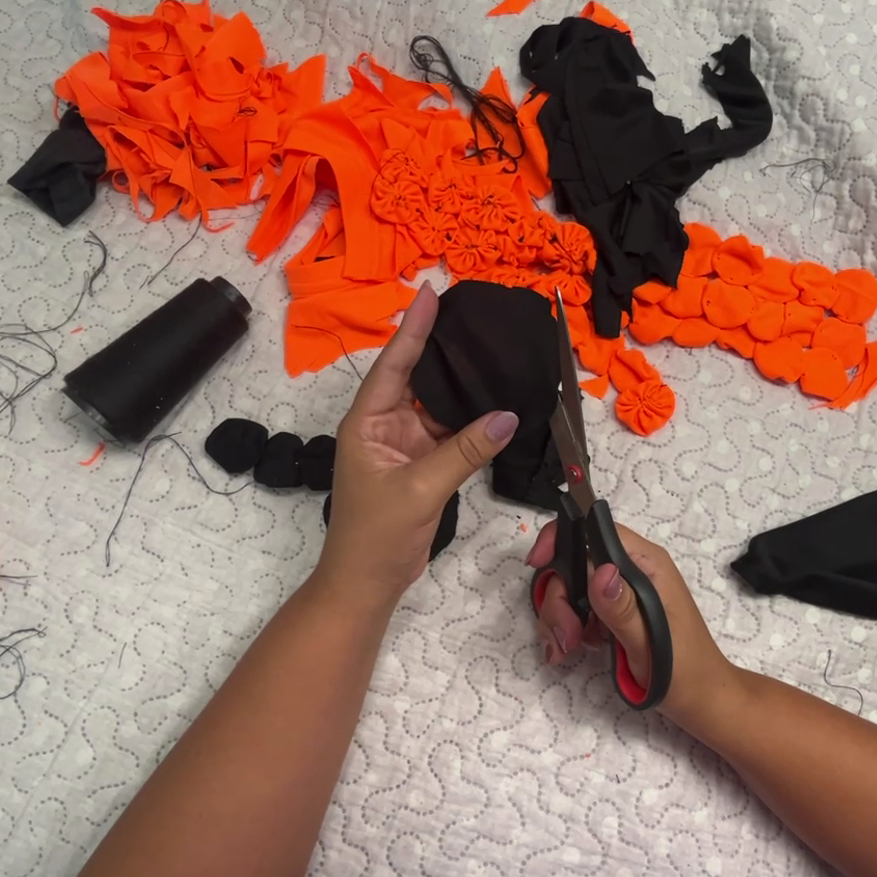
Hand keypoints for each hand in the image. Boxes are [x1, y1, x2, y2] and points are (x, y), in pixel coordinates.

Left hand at [315, 286, 519, 601]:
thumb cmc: (376, 535)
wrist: (368, 582)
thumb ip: (465, 452)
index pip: (393, 365)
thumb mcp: (420, 489)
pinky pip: (451, 433)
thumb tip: (508, 417)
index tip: (431, 294)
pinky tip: (495, 400)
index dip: (413, 329)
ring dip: (462, 386)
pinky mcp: (424, 464)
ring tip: (492, 349)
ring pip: (438, 406)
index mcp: (368, 421)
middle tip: (473, 314)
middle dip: (442, 348)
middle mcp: (385, 424)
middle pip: (416, 378)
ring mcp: (406, 444)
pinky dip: (471, 420)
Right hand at [527, 520, 740, 724]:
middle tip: (564, 638)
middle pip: (575, 563)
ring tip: (565, 650)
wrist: (702, 702)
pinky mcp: (613, 611)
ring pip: (570, 587)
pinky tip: (571, 650)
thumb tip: (601, 570)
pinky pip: (577, 607)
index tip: (538, 564)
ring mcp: (621, 591)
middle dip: (559, 598)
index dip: (561, 539)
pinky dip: (565, 627)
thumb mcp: (650, 643)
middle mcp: (632, 570)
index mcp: (646, 565)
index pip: (596, 530)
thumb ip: (622, 608)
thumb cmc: (685, 672)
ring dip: (559, 617)